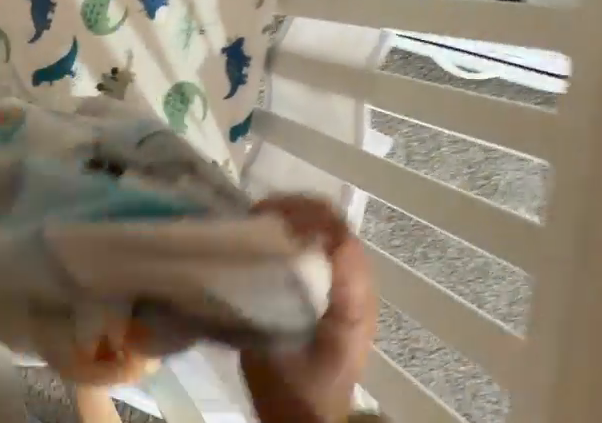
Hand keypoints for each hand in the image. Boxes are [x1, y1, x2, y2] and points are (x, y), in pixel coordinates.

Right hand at [240, 196, 375, 422]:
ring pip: (334, 234)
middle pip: (339, 227)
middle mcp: (360, 293)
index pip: (341, 240)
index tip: (263, 215)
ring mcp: (353, 293)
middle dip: (299, 210)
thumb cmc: (291, 391)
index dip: (305, 217)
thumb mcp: (271, 349)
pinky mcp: (341, 297)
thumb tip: (242, 252)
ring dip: (300, 218)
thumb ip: (261, 302)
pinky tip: (272, 239)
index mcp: (351, 306)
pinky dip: (302, 233)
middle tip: (257, 213)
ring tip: (262, 220)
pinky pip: (326, 249)